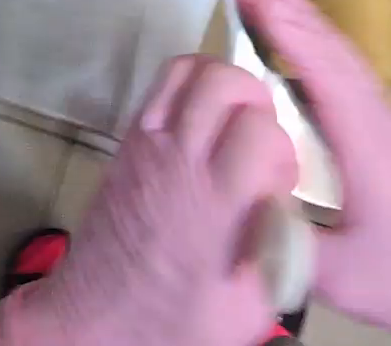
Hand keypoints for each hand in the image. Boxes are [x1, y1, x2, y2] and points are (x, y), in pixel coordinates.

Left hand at [0, 56, 298, 345]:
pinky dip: (191, 80)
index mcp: (215, 203)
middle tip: (259, 135)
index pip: (260, 129)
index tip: (279, 178)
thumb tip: (295, 209)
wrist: (95, 319)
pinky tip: (203, 115)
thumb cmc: (174, 322)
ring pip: (190, 69)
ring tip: (233, 117)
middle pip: (223, 82)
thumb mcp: (247, 309)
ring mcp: (149, 140)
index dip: (281, 147)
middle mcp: (180, 159)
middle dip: (255, 98)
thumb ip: (281, 253)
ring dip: (222, 81)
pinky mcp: (130, 135)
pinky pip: (162, 82)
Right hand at [235, 0, 390, 345]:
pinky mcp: (381, 125)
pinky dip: (314, 39)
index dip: (288, 32)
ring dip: (301, 18)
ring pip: (341, 52)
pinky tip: (292, 39)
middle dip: (287, 9)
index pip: (325, 72)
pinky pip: (345, 67)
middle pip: (333, 47)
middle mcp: (376, 118)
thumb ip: (283, 243)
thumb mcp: (336, 276)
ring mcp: (382, 118)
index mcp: (365, 145)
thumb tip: (231, 208)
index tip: (251, 2)